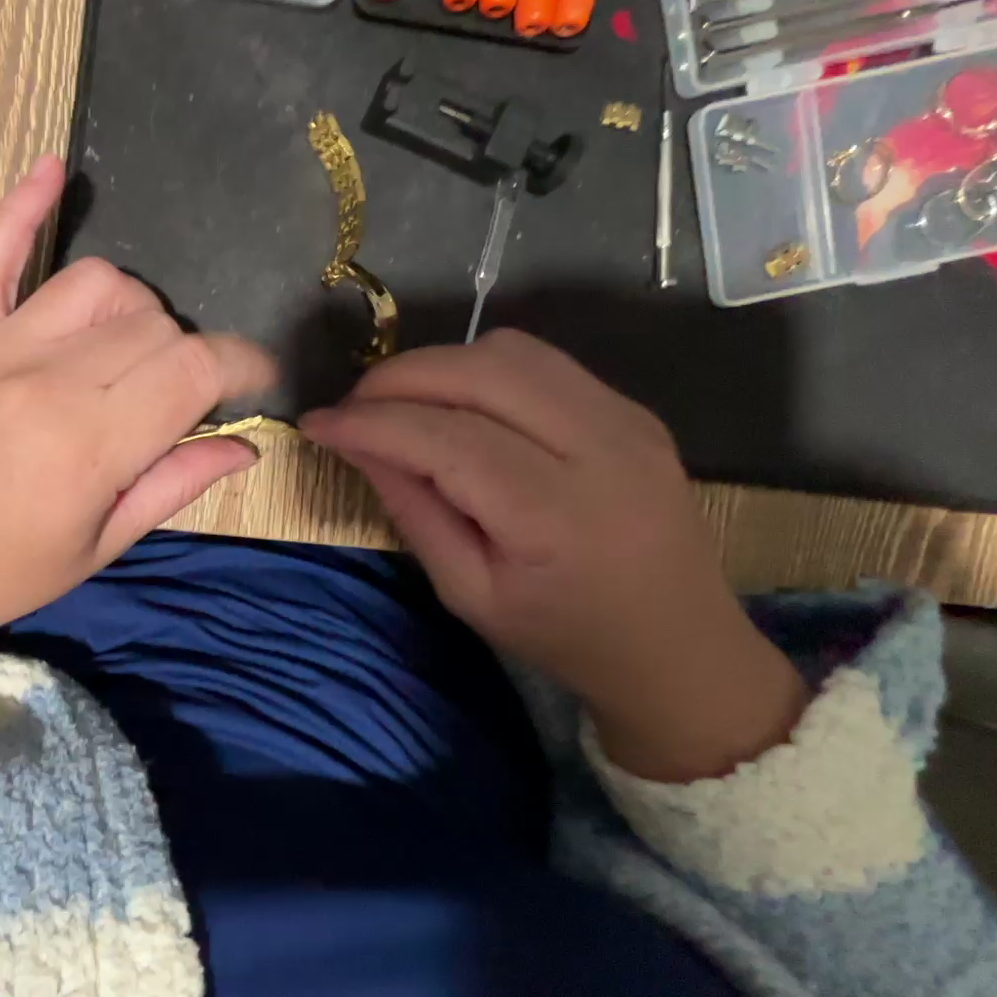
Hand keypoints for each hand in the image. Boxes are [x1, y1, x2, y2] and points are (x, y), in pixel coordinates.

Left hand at [0, 156, 274, 706]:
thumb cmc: (4, 574)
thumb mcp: (101, 546)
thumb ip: (176, 485)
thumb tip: (246, 444)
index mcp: (89, 445)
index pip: (194, 369)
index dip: (243, 367)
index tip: (256, 383)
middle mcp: (47, 380)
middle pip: (153, 326)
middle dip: (189, 356)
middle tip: (181, 403)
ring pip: (98, 285)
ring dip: (136, 310)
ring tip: (133, 354)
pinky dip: (20, 210)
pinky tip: (51, 168)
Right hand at [302, 330, 805, 781]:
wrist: (680, 645)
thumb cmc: (562, 634)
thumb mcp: (467, 592)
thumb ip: (412, 510)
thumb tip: (356, 445)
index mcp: (558, 515)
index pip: (447, 439)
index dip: (371, 423)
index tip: (316, 424)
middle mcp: (601, 448)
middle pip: (479, 373)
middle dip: (396, 379)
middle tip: (351, 410)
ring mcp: (625, 418)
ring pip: (508, 351)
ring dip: (437, 366)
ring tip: (398, 406)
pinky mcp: (629, 407)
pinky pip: (537, 362)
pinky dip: (477, 370)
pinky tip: (454, 407)